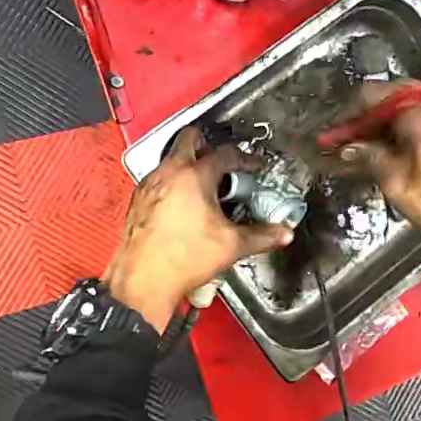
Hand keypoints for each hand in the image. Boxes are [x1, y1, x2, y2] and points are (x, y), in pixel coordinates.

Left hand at [105, 127, 294, 331]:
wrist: (143, 281)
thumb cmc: (179, 261)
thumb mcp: (231, 246)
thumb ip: (262, 236)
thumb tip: (281, 233)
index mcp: (194, 177)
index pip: (225, 154)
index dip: (244, 158)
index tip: (252, 166)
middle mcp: (168, 174)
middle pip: (189, 139)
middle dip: (208, 144)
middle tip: (222, 159)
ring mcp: (150, 185)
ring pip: (170, 159)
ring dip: (188, 163)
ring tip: (205, 183)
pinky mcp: (139, 201)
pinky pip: (158, 180)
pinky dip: (173, 183)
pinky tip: (183, 205)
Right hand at [339, 80, 420, 246]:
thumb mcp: (398, 183)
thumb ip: (370, 157)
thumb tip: (348, 148)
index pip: (372, 97)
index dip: (349, 118)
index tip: (334, 135)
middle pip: (390, 95)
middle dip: (367, 117)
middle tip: (349, 140)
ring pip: (408, 101)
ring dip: (387, 119)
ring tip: (369, 144)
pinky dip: (408, 121)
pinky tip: (397, 143)